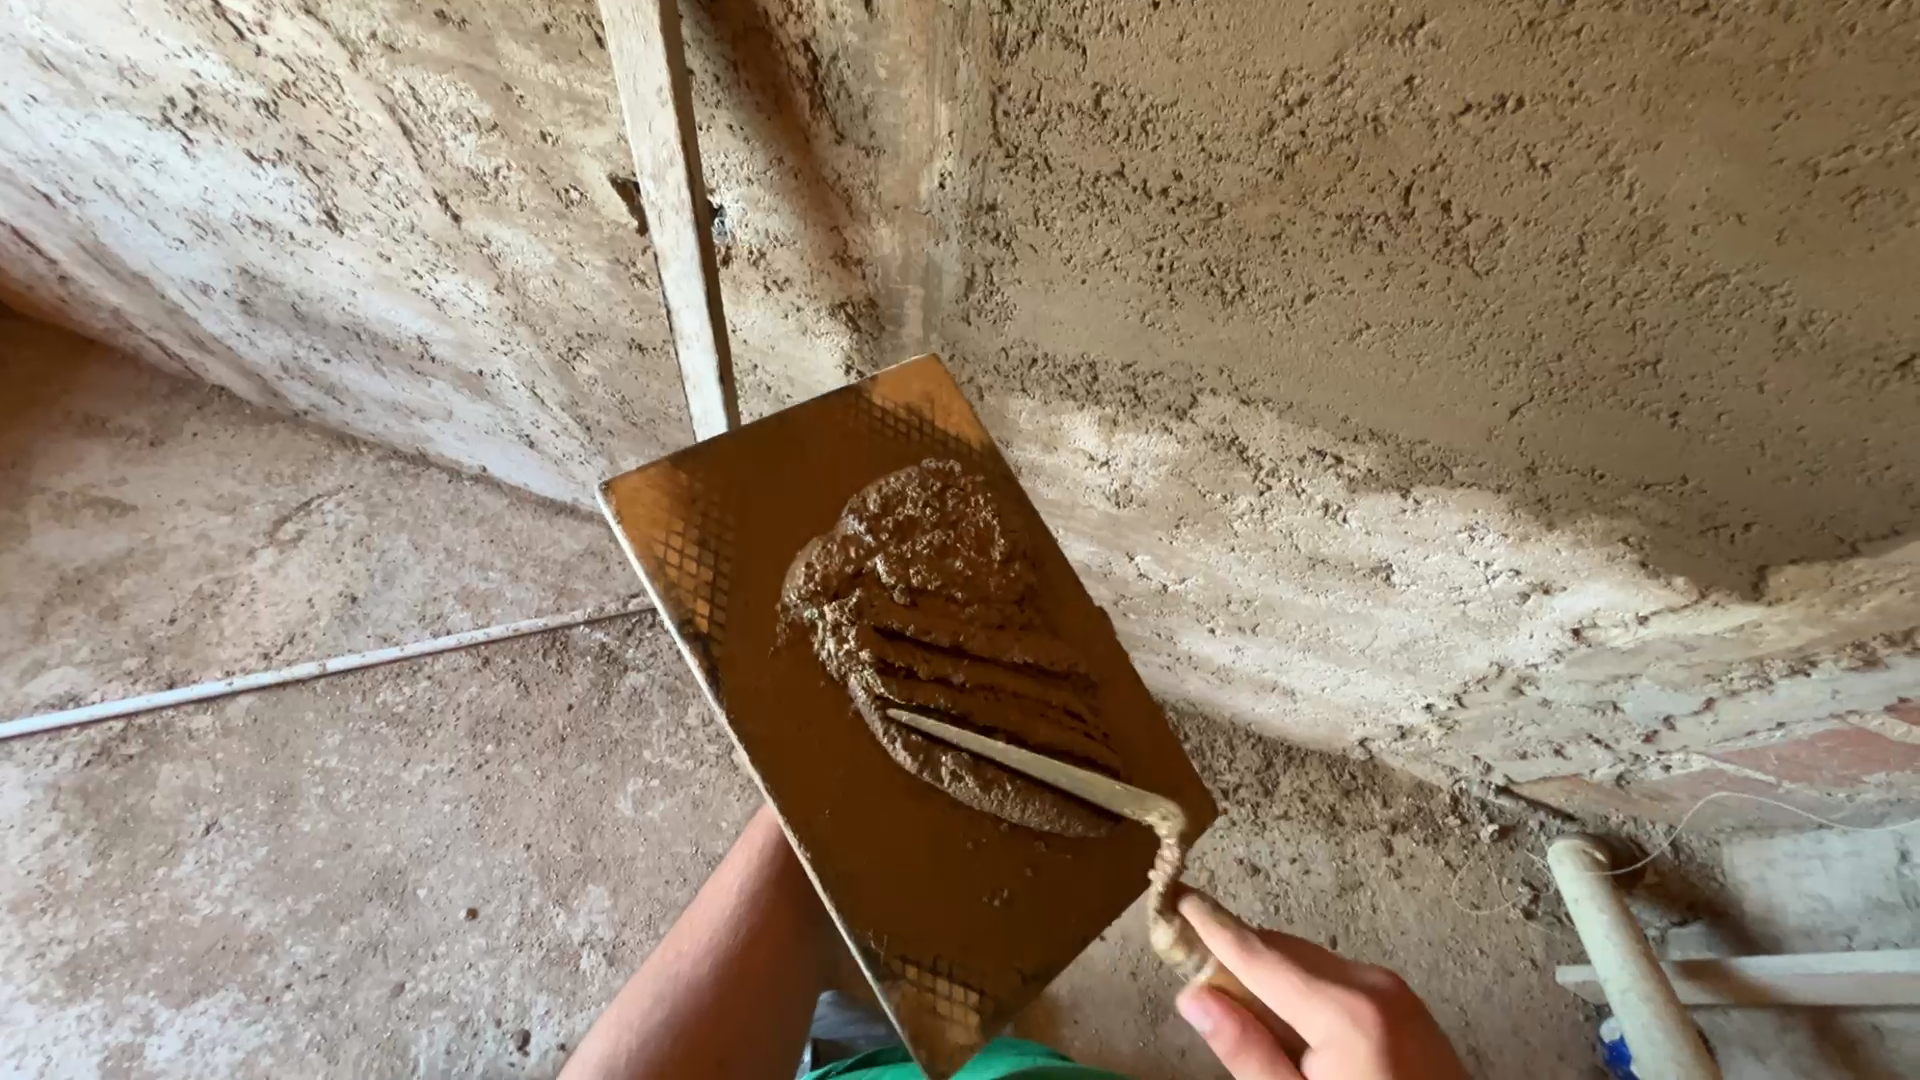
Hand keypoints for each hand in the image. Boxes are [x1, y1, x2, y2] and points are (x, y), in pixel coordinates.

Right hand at [1174, 893, 1468, 1079]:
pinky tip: (1296, 1027)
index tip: (1176, 894)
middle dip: (1238, 960)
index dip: (1211, 924)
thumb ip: (1248, 1054)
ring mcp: (1394, 990)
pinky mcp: (1406, 1003)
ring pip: (1305, 960)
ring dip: (1270, 975)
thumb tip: (1192, 997)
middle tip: (1202, 984)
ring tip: (1252, 1019)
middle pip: (1279, 950)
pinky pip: (1334, 976)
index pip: (1257, 953)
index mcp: (1344, 1013)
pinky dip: (1303, 988)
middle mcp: (1370, 984)